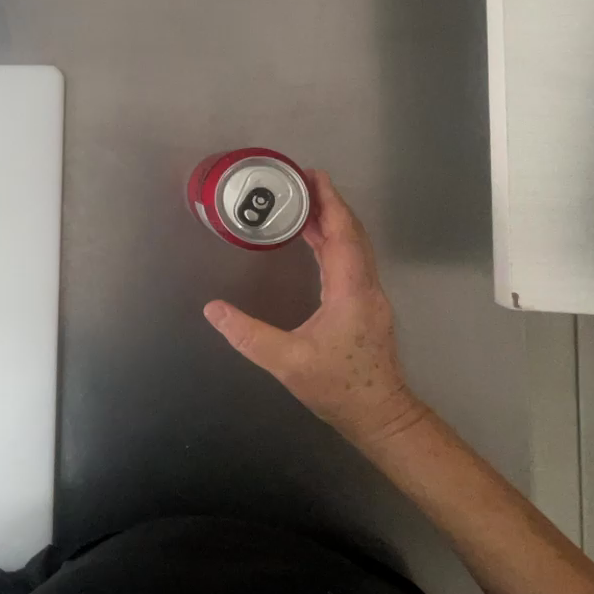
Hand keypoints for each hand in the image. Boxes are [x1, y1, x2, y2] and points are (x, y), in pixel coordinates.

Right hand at [204, 170, 427, 449]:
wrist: (381, 417)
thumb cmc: (339, 388)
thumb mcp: (287, 362)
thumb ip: (248, 335)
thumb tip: (212, 309)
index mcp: (351, 292)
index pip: (343, 236)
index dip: (330, 204)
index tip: (315, 177)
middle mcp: (365, 288)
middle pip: (351, 234)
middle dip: (329, 204)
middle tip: (302, 180)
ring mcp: (369, 298)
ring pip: (354, 247)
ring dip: (332, 222)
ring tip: (303, 203)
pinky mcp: (365, 308)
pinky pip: (351, 261)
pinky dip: (333, 242)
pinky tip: (314, 241)